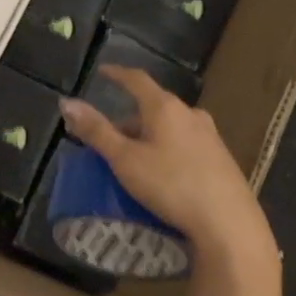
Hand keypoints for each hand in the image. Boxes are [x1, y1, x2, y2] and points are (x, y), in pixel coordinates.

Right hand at [59, 67, 275, 258]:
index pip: (137, 80)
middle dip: (129, 120)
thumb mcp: (125, 160)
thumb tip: (67, 102)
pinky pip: (185, 144)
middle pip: (153, 107)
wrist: (228, 223)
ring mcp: (210, 136)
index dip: (117, 74)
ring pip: (170, 128)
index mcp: (165, 108)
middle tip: (109, 139)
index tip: (103, 72)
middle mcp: (191, 114)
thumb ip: (96, 131)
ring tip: (133, 161)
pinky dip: (167, 150)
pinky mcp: (221, 159)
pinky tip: (163, 175)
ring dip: (149, 137)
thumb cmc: (171, 185)